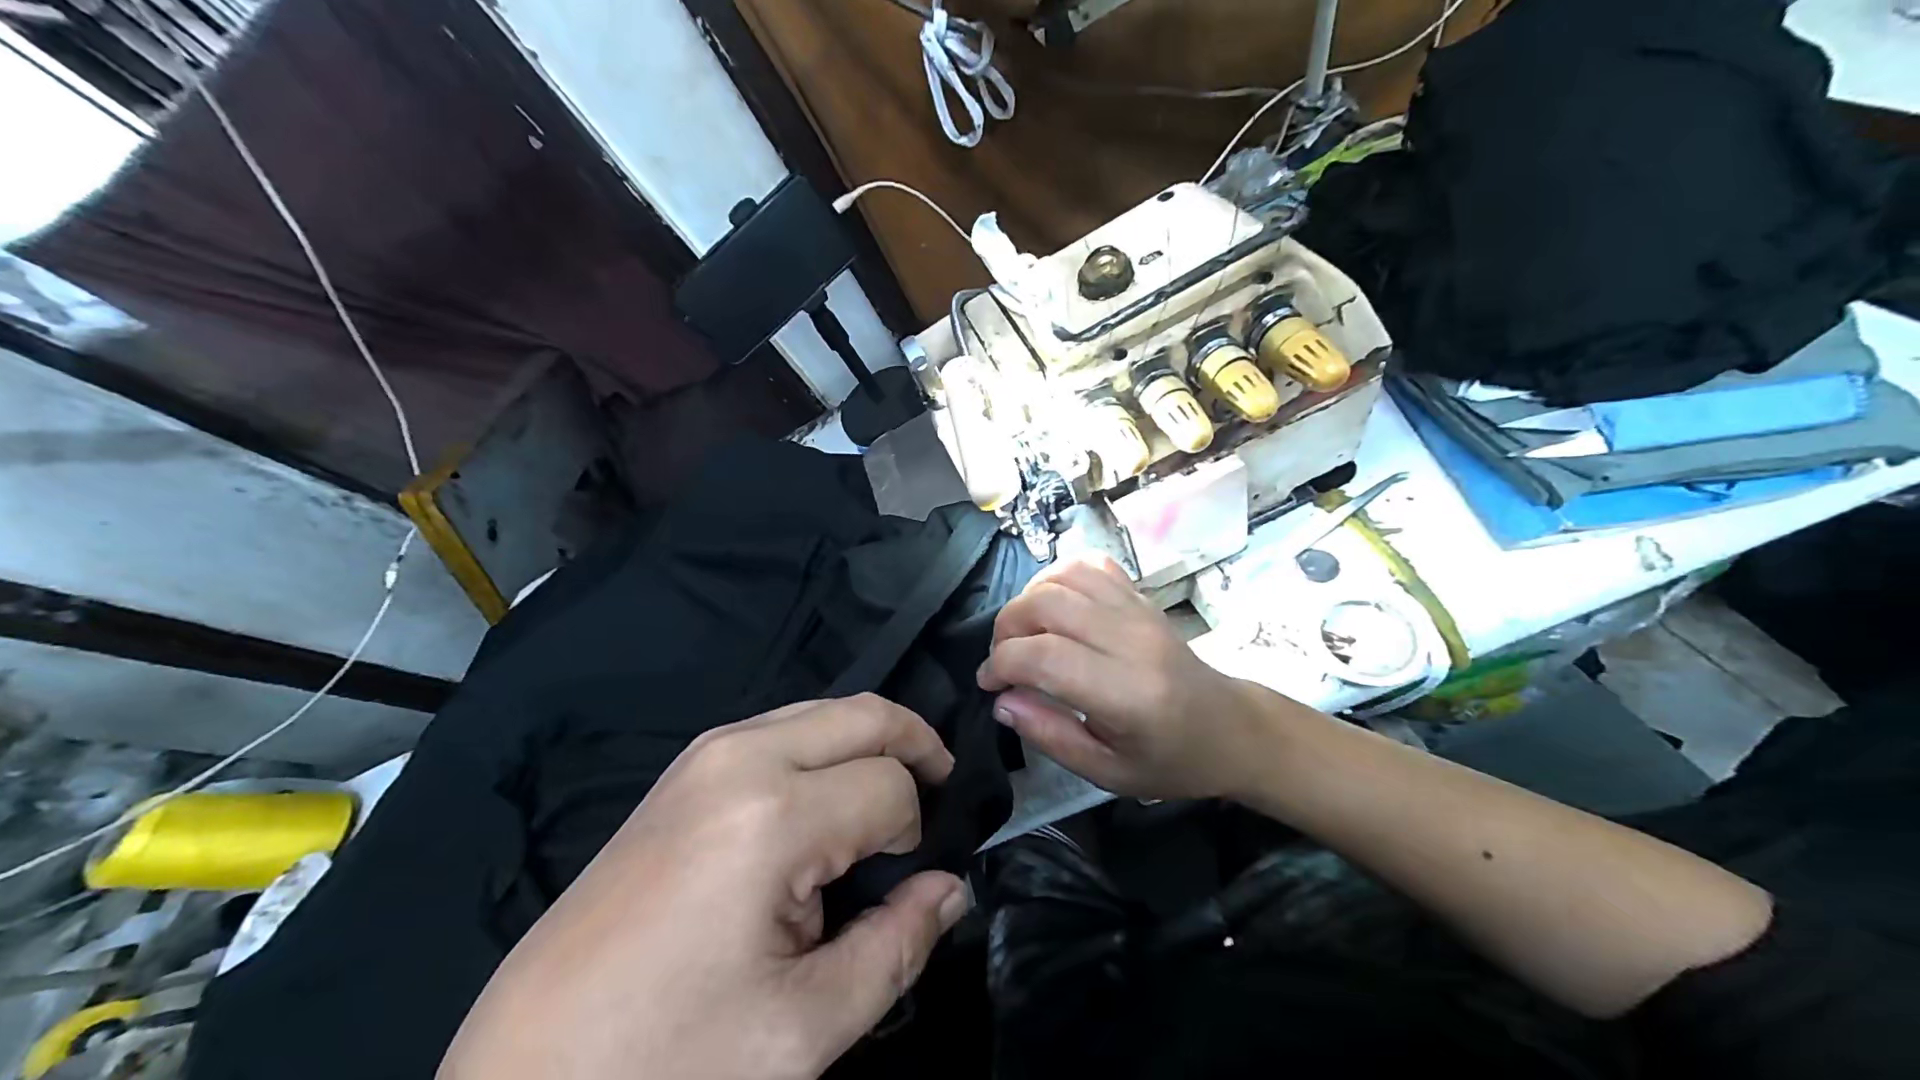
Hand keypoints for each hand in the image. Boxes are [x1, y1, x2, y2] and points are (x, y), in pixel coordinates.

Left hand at [438, 695, 970, 1079]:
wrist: (527, 1071)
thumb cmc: (672, 1059)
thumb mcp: (805, 1024)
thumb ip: (899, 944)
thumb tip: (951, 888)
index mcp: (772, 814)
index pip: (891, 787)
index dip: (920, 832)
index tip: (911, 883)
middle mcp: (740, 756)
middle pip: (865, 715)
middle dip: (916, 746)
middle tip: (941, 797)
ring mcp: (705, 754)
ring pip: (824, 711)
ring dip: (869, 746)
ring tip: (887, 807)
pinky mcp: (684, 770)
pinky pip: (781, 729)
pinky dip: (824, 750)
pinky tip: (823, 806)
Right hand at [977, 554, 1280, 799]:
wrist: (1229, 726)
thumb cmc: (1170, 760)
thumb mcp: (1107, 772)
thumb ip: (1050, 736)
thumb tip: (1001, 701)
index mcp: (1127, 693)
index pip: (1044, 655)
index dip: (1001, 663)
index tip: (989, 683)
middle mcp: (1132, 639)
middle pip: (1047, 603)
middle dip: (1006, 627)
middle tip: (1003, 659)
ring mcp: (1138, 610)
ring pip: (1063, 575)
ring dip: (1027, 599)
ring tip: (1023, 632)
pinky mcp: (1140, 596)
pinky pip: (1089, 564)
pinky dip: (1057, 576)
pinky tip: (1052, 606)